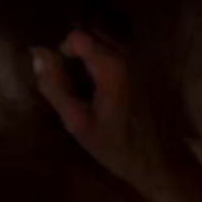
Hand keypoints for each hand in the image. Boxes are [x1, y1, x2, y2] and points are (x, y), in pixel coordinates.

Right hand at [31, 31, 196, 201]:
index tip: (63, 79)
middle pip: (94, 35)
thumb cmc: (117, 147)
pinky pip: (122, 55)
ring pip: (109, 43)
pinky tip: (108, 93)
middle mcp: (132, 57)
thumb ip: (54, 85)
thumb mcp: (76, 121)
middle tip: (73, 83)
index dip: (63, 53)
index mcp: (112, 67)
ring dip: (93, 59)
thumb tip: (37, 54)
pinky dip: (108, 65)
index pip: (77, 36)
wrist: (165, 167)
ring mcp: (146, 63)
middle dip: (78, 53)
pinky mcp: (153, 72)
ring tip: (89, 88)